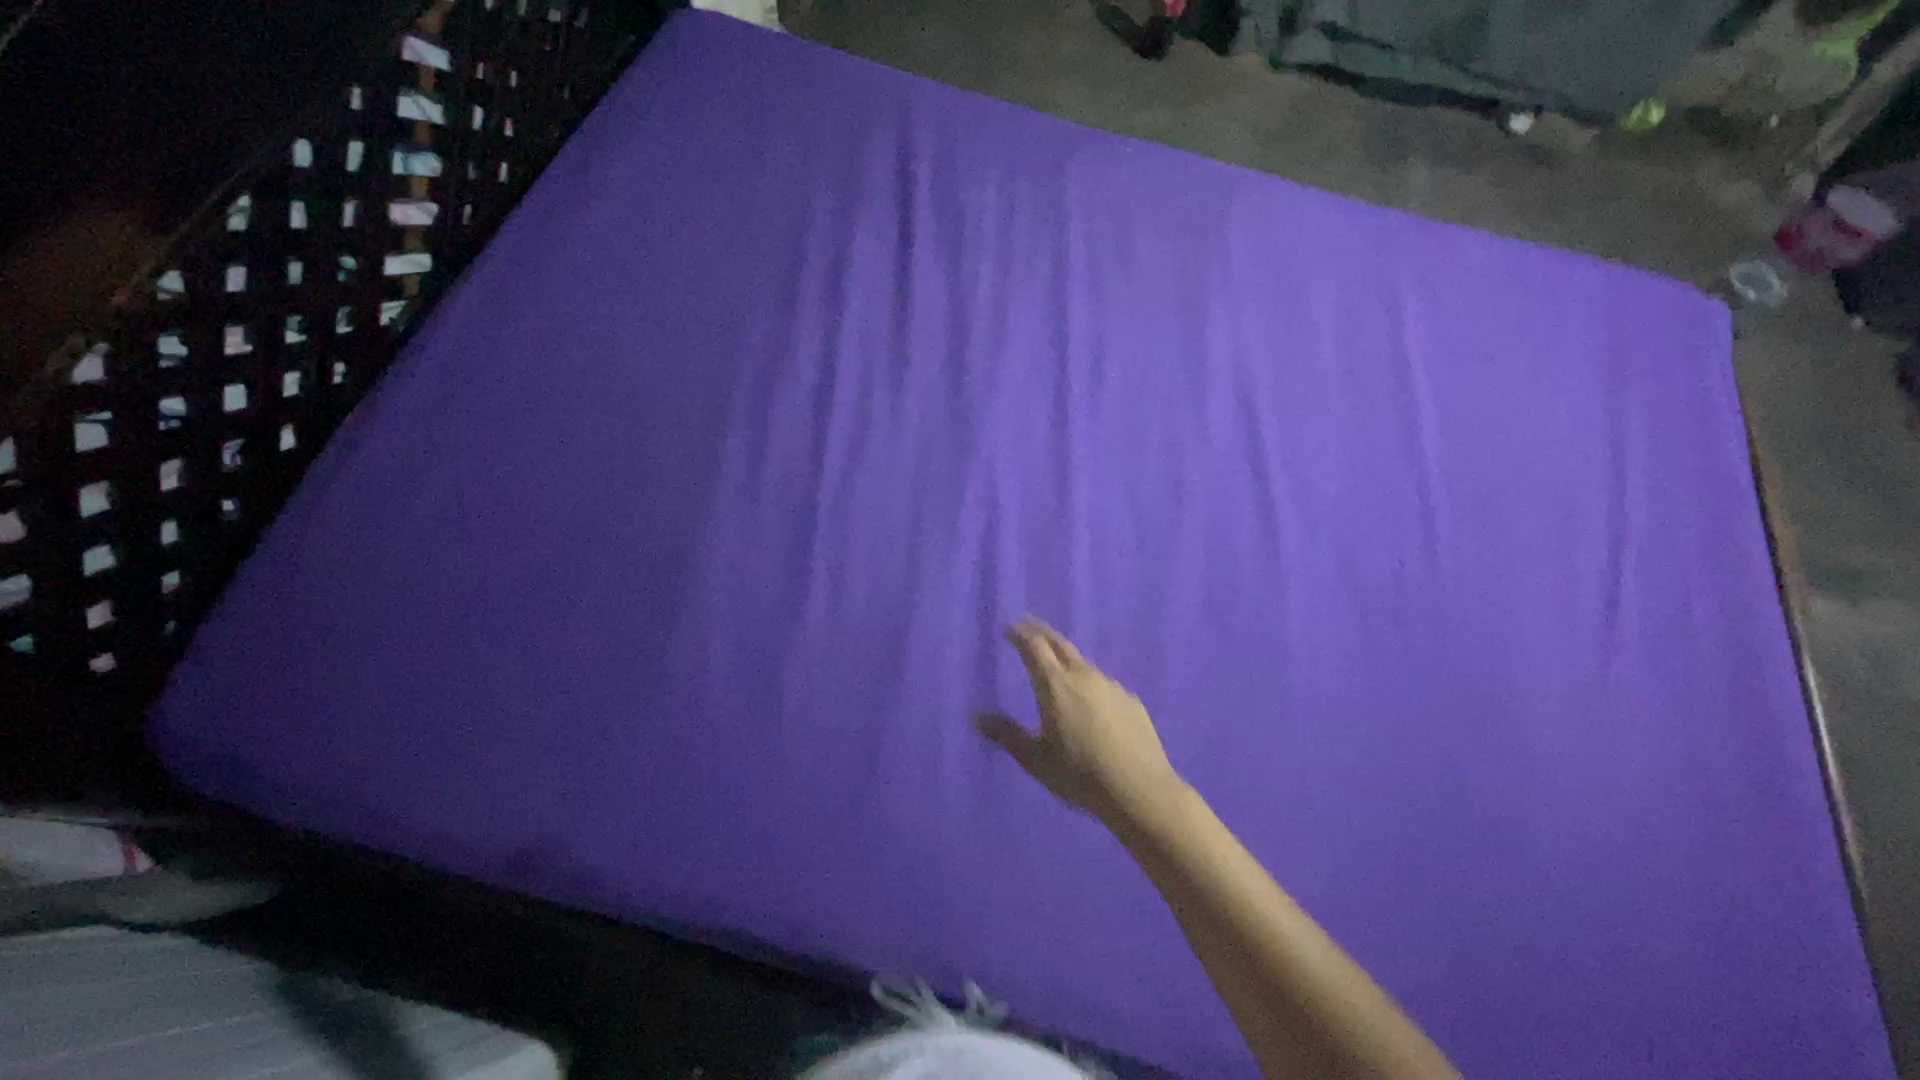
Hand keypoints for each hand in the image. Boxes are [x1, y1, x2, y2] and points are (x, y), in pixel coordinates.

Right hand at [978, 617, 1184, 823]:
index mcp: (1055, 685)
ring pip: (1084, 664)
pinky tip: (1091, 703)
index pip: (1034, 646)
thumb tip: (975, 715)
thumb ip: (1006, 735)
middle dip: (1041, 633)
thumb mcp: (1036, 760)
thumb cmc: (1080, 775)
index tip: (1009, 627)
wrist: (1140, 790)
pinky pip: (1104, 684)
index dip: (1020, 634)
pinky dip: (1090, 684)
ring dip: (1067, 660)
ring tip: (1057, 668)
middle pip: (1060, 644)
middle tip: (1028, 627)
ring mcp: (1112, 686)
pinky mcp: (1131, 701)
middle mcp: (1084, 676)